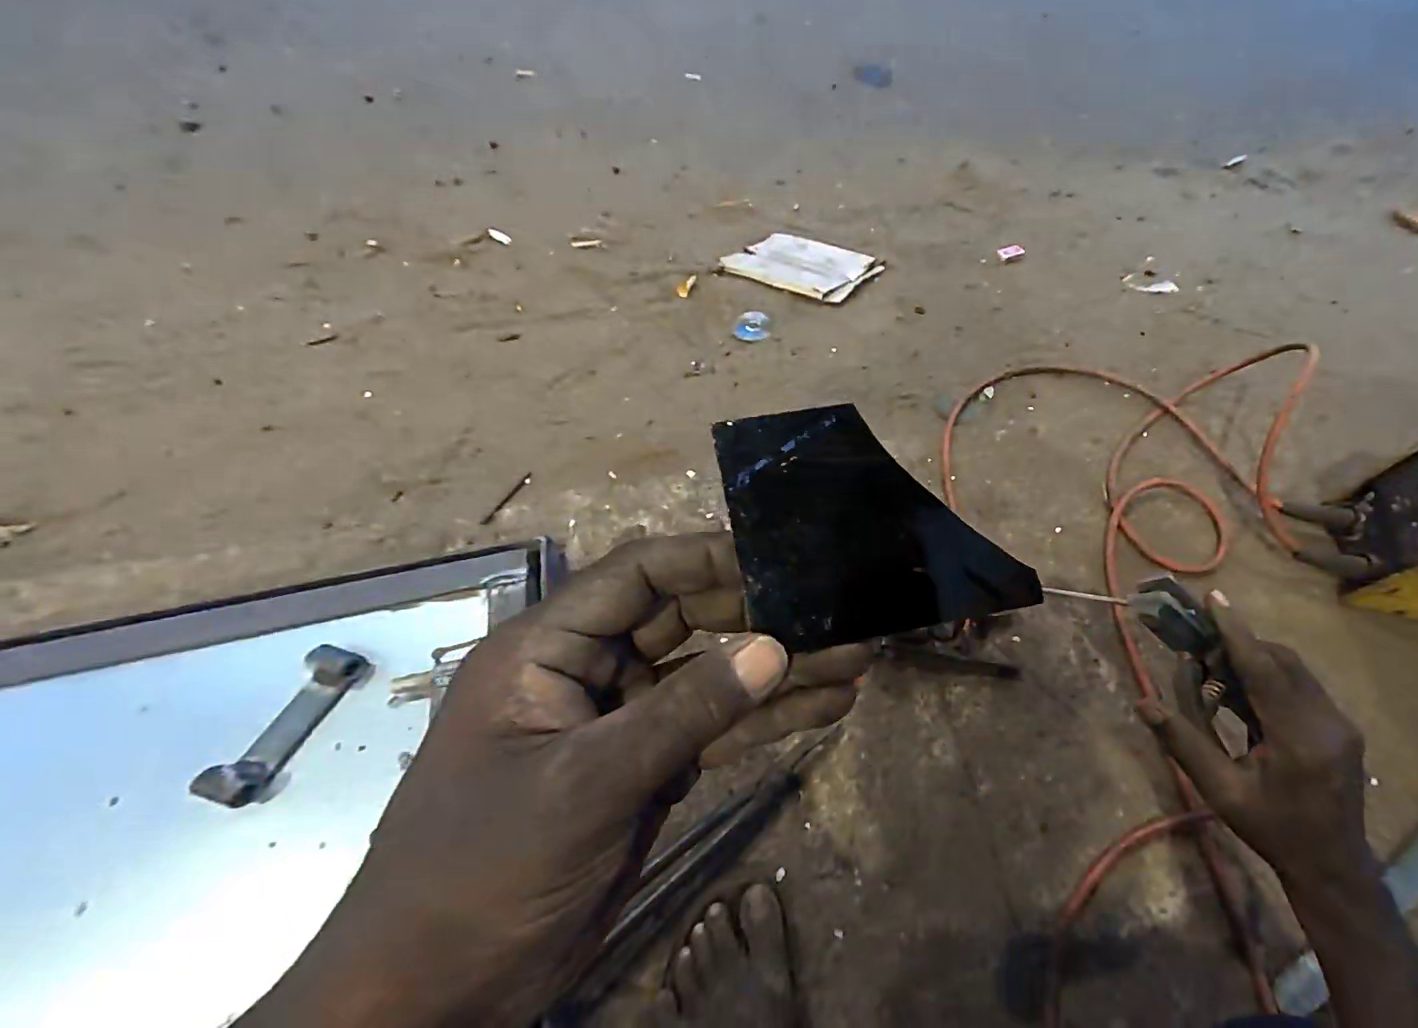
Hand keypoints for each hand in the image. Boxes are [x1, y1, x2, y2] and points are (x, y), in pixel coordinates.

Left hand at [243, 533, 868, 1027]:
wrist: (440, 997)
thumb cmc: (484, 871)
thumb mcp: (587, 782)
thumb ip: (686, 710)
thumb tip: (774, 648)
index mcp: (550, 649)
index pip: (639, 575)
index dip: (709, 557)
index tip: (780, 555)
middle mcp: (593, 670)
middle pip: (691, 620)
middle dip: (764, 617)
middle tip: (836, 611)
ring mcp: (628, 719)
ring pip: (716, 676)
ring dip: (783, 670)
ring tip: (855, 657)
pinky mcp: (654, 764)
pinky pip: (721, 726)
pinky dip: (771, 717)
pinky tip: (830, 705)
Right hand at [1139, 589, 1369, 879]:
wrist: (1332, 866)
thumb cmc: (1270, 830)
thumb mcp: (1220, 791)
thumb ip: (1183, 741)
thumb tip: (1143, 703)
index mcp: (1298, 739)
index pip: (1264, 669)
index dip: (1235, 631)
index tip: (1214, 598)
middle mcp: (1327, 721)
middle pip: (1279, 660)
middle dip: (1238, 648)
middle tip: (1201, 660)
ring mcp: (1340, 722)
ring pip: (1292, 668)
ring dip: (1253, 662)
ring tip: (1218, 682)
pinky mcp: (1341, 725)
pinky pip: (1301, 684)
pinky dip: (1269, 679)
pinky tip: (1245, 700)